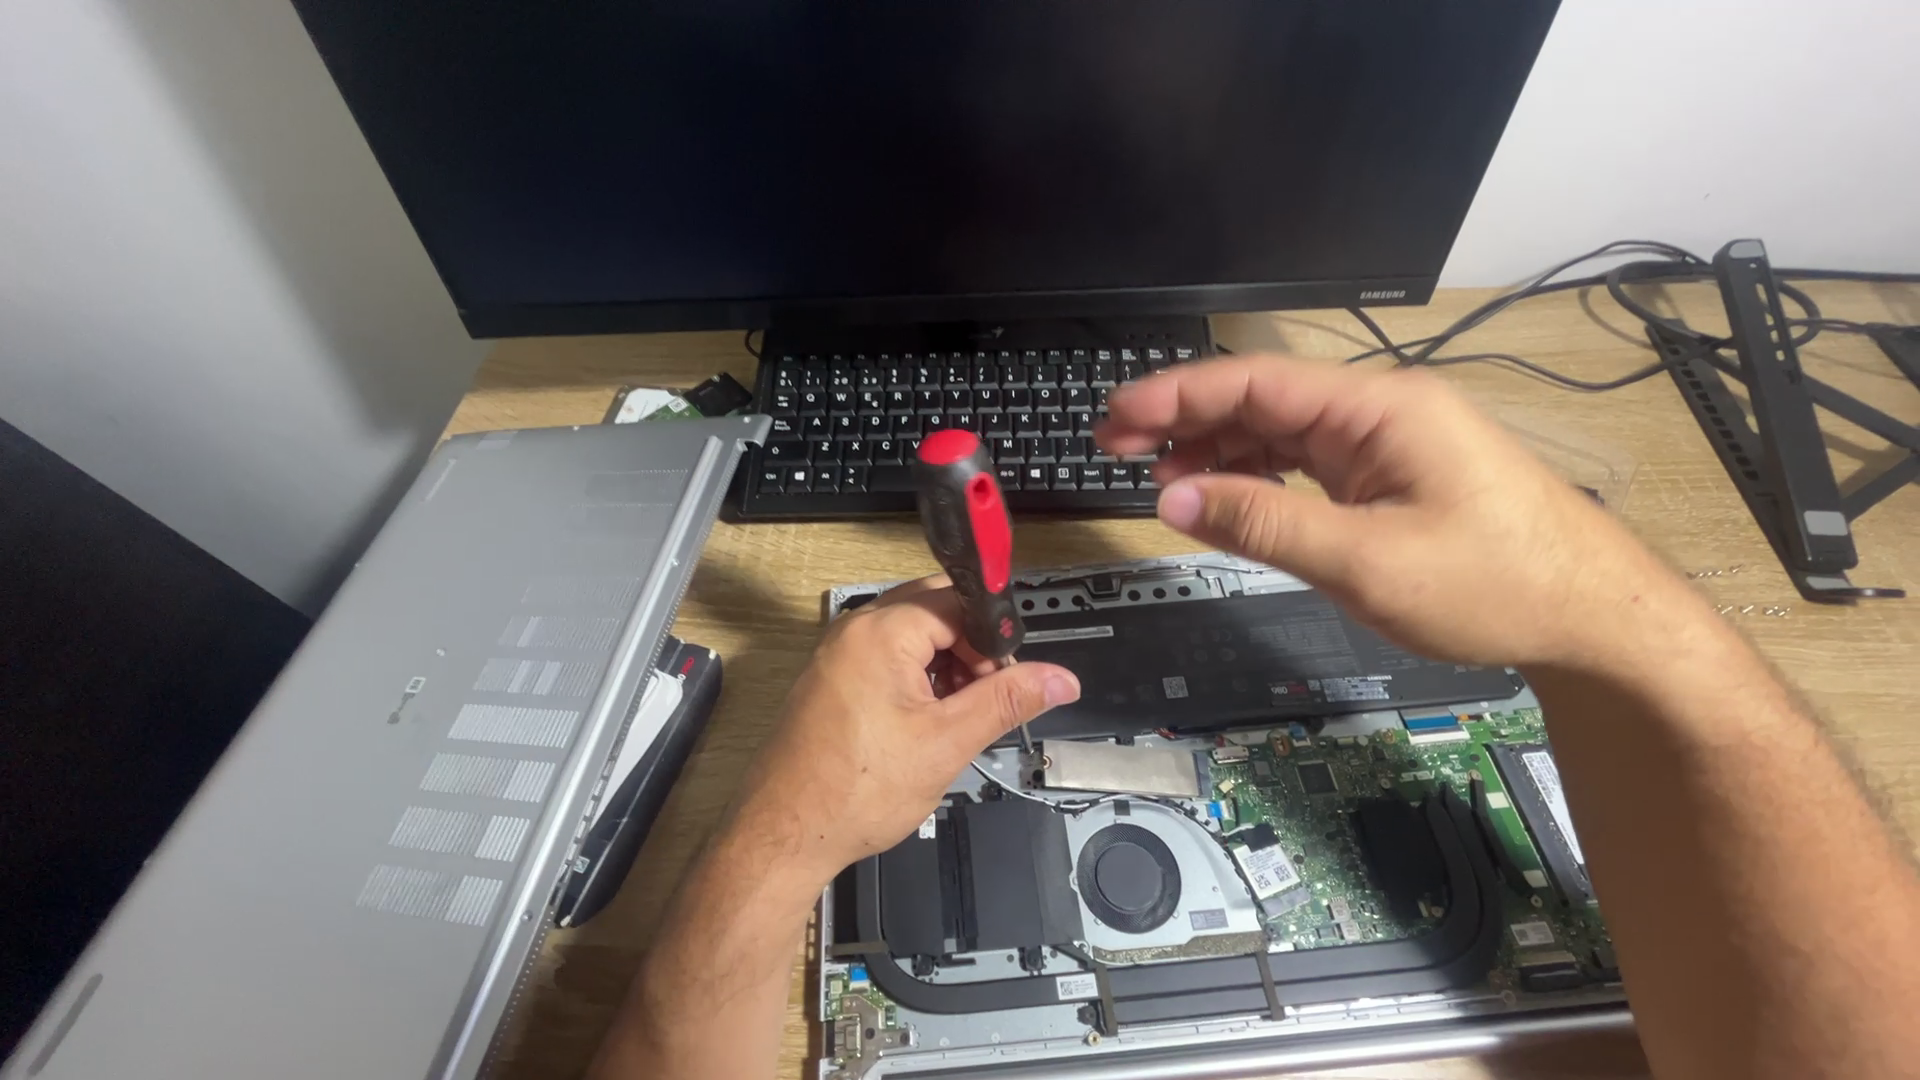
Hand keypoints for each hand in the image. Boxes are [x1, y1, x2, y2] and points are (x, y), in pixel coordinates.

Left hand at [728, 577, 1079, 884]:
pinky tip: (926, 720)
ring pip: (911, 635)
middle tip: (983, 697)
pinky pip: (886, 656)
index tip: (1008, 678)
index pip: (957, 601)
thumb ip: (1006, 701)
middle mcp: (853, 631)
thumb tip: (1058, 678)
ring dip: (944, 664)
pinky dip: (916, 677)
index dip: (990, 639)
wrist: (784, 836)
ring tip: (955, 717)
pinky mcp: (833, 678)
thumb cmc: (854, 791)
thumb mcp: (947, 743)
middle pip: (933, 611)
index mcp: (880, 632)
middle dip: (969, 649)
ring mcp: (838, 653)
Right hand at [1097, 356, 1689, 669]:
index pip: (1255, 382)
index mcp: (1378, 409)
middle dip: (1184, 418)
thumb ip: (1263, 523)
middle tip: (1115, 444)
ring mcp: (1380, 445)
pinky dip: (1253, 475)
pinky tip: (1221, 493)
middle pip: (1259, 399)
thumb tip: (1172, 501)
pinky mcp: (1383, 476)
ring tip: (1158, 478)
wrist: (1594, 618)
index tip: (1117, 415)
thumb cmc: (1494, 583)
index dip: (1178, 394)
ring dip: (1214, 449)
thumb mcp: (1365, 560)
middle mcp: (1376, 412)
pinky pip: (1301, 462)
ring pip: (1276, 431)